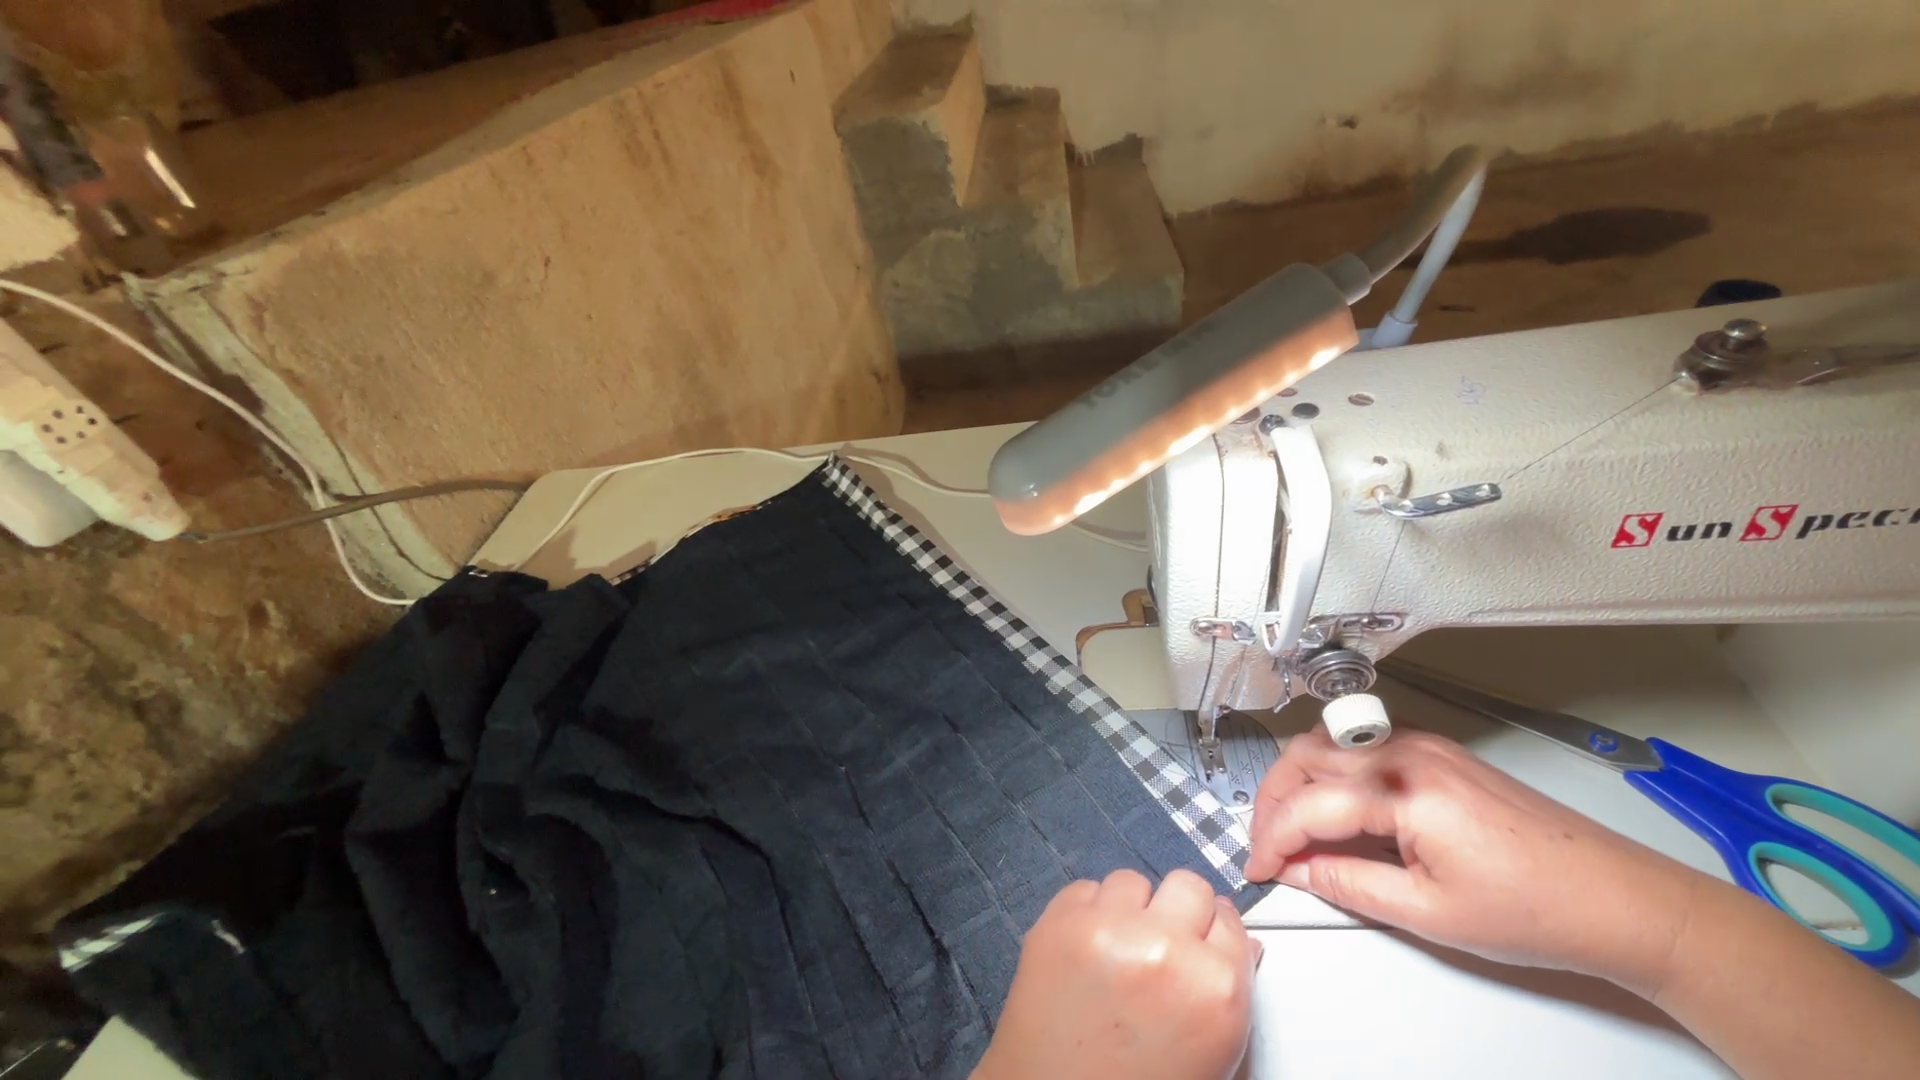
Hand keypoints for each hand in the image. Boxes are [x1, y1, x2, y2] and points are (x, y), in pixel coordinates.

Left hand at [974, 869, 1259, 1079]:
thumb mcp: (1210, 1051)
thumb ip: (1227, 988)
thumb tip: (1240, 941)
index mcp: (1215, 987)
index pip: (1229, 918)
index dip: (1211, 931)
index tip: (1197, 940)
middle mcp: (1165, 948)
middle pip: (1188, 885)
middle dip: (1177, 910)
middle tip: (1159, 940)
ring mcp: (1108, 928)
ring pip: (1132, 881)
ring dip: (1129, 908)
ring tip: (1117, 948)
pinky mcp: (1060, 920)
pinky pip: (1085, 888)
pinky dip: (1087, 911)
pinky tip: (1085, 948)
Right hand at [1244, 724, 1706, 992]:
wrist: (1619, 898)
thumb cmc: (1537, 910)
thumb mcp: (1429, 913)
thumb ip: (1347, 883)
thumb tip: (1296, 870)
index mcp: (1405, 790)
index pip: (1308, 805)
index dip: (1271, 839)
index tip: (1258, 869)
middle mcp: (1407, 752)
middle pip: (1306, 755)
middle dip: (1273, 799)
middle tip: (1268, 845)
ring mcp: (1423, 745)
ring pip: (1328, 743)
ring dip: (1298, 780)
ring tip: (1294, 830)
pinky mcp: (1436, 752)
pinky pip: (1361, 748)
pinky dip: (1331, 773)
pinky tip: (1336, 812)